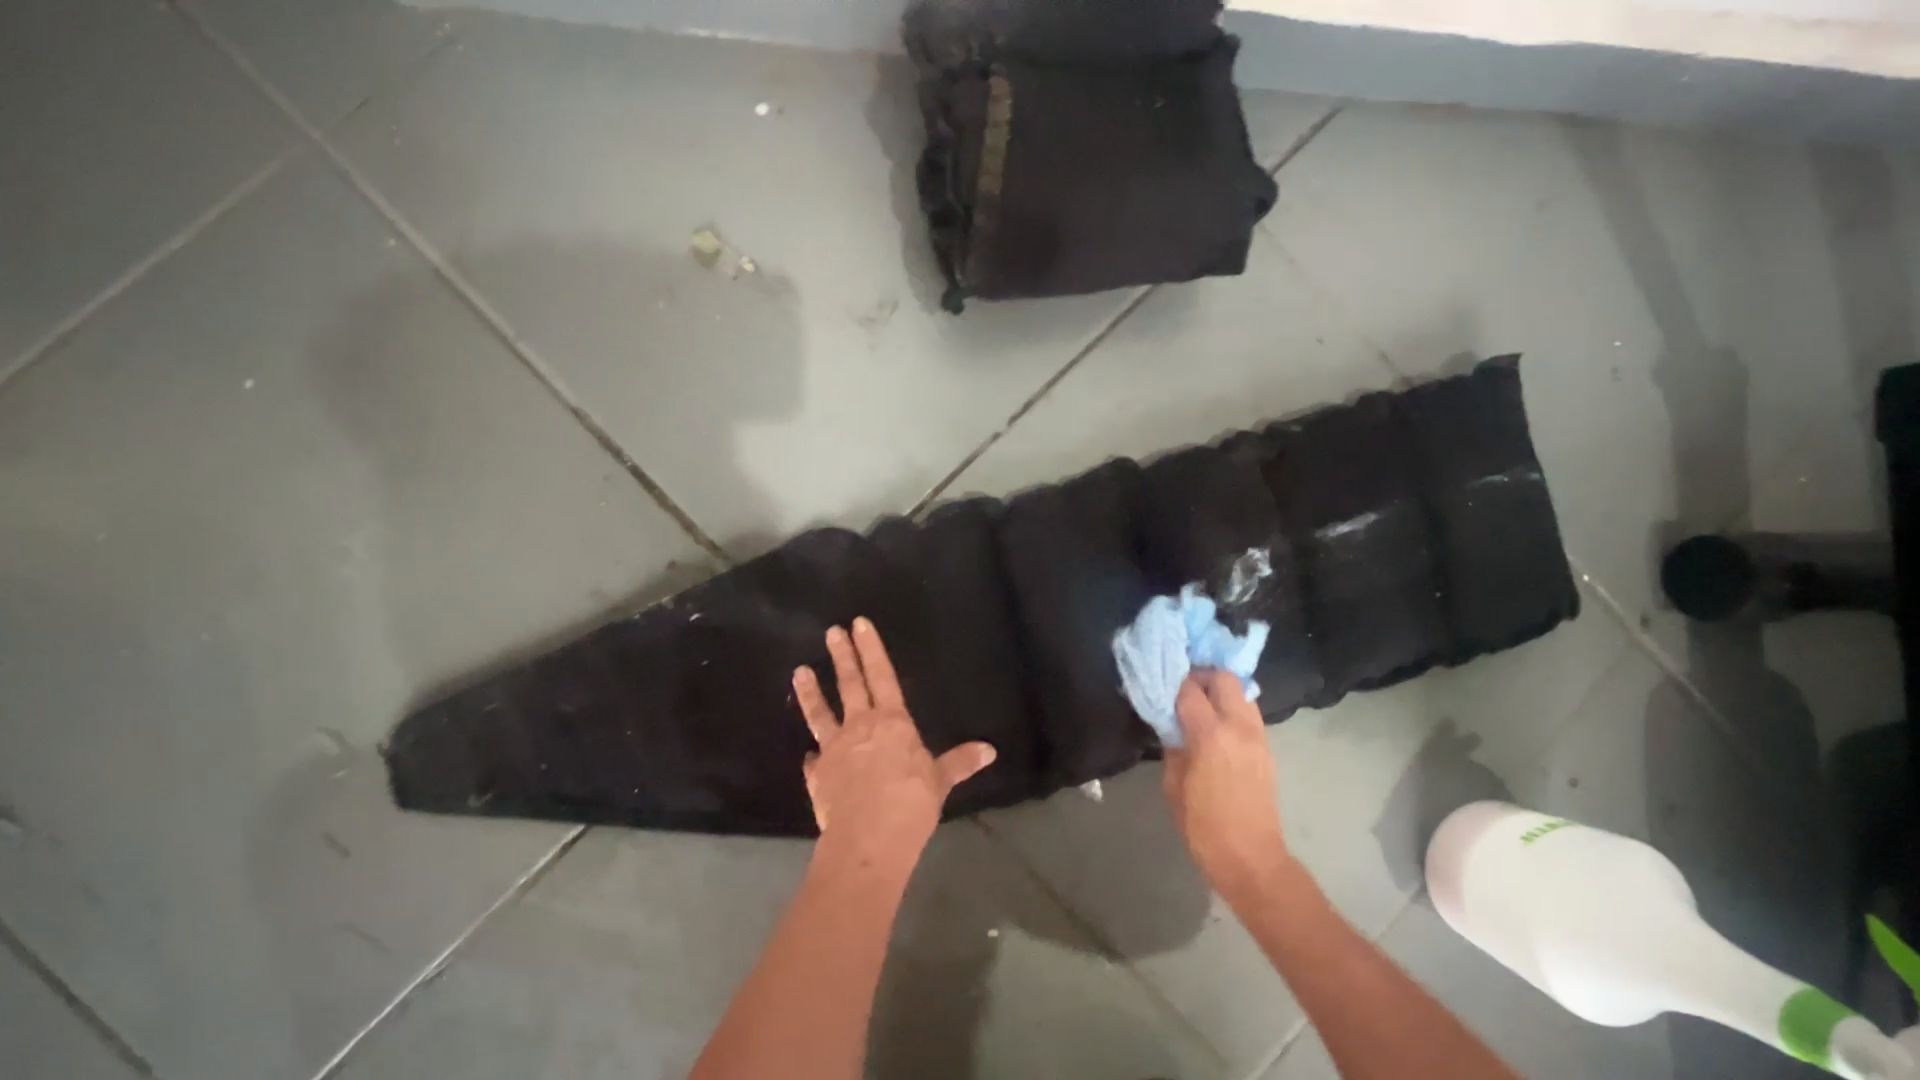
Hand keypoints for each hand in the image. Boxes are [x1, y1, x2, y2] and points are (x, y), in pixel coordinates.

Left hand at [792, 617, 995, 863]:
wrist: (868, 839)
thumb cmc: (911, 803)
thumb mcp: (940, 781)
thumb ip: (959, 763)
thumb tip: (989, 750)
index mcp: (893, 722)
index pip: (881, 676)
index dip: (871, 649)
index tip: (858, 624)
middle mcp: (860, 728)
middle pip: (849, 685)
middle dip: (842, 656)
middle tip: (831, 632)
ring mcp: (834, 750)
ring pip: (820, 714)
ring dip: (810, 693)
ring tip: (799, 672)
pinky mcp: (818, 776)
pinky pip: (814, 761)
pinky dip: (812, 756)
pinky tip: (808, 754)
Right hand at [1163, 671, 1290, 899]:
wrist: (1251, 859)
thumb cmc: (1203, 827)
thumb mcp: (1174, 787)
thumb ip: (1173, 748)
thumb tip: (1172, 728)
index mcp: (1211, 735)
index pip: (1191, 690)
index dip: (1174, 684)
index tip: (1160, 687)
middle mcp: (1239, 727)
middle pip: (1225, 679)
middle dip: (1202, 677)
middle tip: (1182, 689)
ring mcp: (1258, 737)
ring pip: (1242, 693)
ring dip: (1220, 692)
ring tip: (1199, 706)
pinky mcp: (1267, 749)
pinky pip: (1249, 714)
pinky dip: (1232, 709)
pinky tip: (1215, 727)